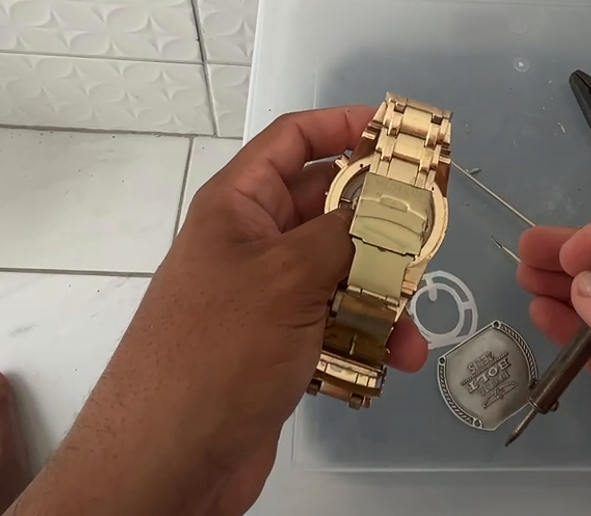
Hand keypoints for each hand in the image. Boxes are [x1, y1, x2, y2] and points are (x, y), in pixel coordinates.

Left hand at [21, 107, 425, 515]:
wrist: (164, 465)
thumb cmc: (217, 349)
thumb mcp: (287, 277)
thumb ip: (347, 234)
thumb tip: (392, 208)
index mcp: (240, 204)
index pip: (293, 140)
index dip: (342, 125)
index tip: (395, 131)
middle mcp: (253, 241)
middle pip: (328, 207)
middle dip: (379, 222)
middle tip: (426, 232)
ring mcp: (266, 295)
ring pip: (340, 270)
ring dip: (381, 292)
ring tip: (411, 323)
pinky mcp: (280, 344)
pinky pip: (334, 320)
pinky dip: (366, 334)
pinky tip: (393, 358)